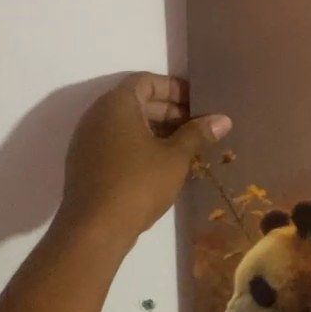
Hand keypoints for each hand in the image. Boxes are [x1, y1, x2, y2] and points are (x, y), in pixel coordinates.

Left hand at [53, 73, 231, 244]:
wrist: (94, 230)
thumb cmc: (138, 183)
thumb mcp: (175, 157)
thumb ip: (198, 133)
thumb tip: (223, 119)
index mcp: (116, 104)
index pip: (147, 81)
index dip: (175, 88)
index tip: (198, 102)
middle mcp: (97, 115)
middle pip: (136, 101)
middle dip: (169, 111)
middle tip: (198, 126)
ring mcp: (88, 141)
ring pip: (127, 124)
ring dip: (157, 130)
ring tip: (187, 146)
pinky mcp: (86, 164)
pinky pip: (117, 143)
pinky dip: (140, 146)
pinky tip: (164, 165)